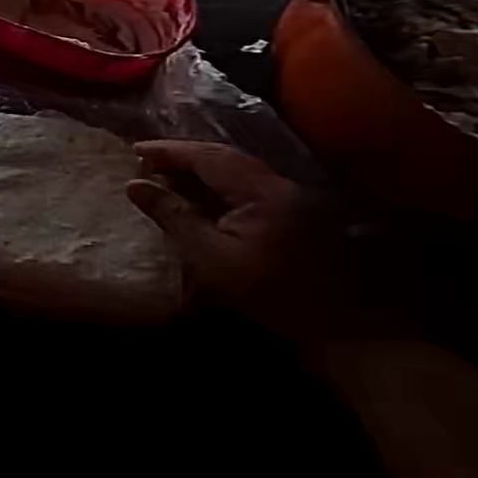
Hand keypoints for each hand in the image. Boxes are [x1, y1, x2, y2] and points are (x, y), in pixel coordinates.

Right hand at [126, 140, 339, 338]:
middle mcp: (281, 187)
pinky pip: (246, 183)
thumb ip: (172, 215)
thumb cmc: (268, 291)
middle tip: (145, 158)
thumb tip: (134, 185)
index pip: (210, 158)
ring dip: (199, 166)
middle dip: (183, 154)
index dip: (170, 150)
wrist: (342, 328)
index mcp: (263, 193)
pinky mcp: (295, 213)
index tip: (134, 149)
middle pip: (225, 157)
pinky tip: (196, 188)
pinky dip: (215, 180)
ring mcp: (292, 199)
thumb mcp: (209, 255)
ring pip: (237, 169)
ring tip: (164, 170)